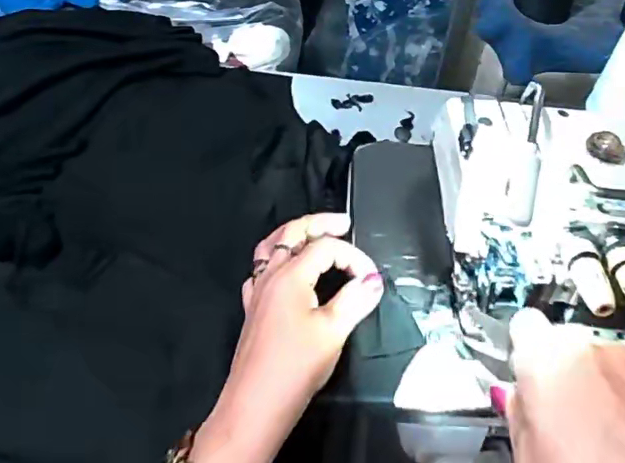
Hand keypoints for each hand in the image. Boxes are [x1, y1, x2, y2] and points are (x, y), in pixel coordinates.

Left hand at [193, 214, 383, 462]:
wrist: (256, 401)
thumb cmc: (296, 366)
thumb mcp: (332, 333)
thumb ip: (354, 301)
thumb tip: (373, 279)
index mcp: (290, 274)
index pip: (324, 247)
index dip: (352, 255)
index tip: (372, 276)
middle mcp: (271, 273)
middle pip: (293, 232)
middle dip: (319, 223)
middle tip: (343, 222)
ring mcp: (257, 288)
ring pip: (273, 245)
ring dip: (294, 235)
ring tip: (313, 234)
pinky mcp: (251, 305)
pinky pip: (261, 269)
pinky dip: (275, 259)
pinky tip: (284, 271)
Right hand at [504, 308, 624, 462]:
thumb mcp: (529, 457)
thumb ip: (519, 412)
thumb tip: (524, 397)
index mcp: (543, 356)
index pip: (524, 326)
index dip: (528, 355)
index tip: (534, 382)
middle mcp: (587, 345)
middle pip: (567, 343)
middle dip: (569, 372)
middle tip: (578, 421)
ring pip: (607, 360)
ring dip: (606, 384)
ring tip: (619, 436)